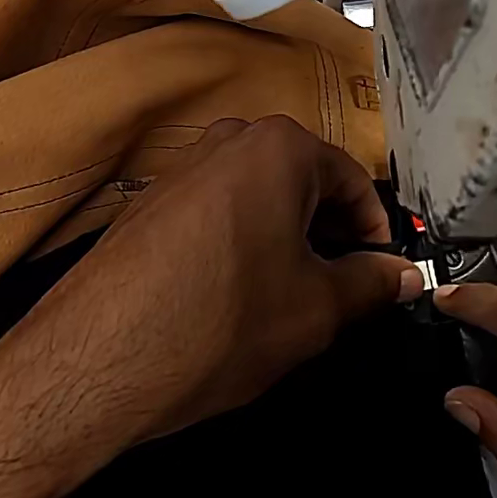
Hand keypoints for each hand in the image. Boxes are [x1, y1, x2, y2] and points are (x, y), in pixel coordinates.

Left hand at [31, 114, 424, 440]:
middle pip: (305, 181)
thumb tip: (404, 275)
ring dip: (287, 235)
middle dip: (330, 233)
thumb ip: (372, 284)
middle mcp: (232, 137)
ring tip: (287, 292)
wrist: (92, 360)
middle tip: (340, 289)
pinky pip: (219, 206)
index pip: (353, 180)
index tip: (381, 274)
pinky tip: (232, 289)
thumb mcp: (316, 309)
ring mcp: (185, 163)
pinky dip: (243, 237)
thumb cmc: (223, 320)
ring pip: (261, 193)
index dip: (375, 231)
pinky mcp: (151, 196)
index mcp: (280, 146)